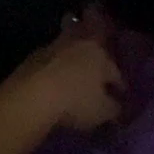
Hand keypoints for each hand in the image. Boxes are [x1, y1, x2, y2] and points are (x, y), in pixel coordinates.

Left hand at [0, 6, 124, 131]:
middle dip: (99, 50)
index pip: (114, 70)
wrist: (33, 94)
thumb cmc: (75, 101)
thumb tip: (116, 105)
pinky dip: (58, 61)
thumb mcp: (102, 111)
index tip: (121, 95)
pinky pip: (54, 54)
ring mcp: (56, 46)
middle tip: (101, 63)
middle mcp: (80, 44)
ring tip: (79, 65)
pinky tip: (57, 72)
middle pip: (93, 42)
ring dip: (77, 51)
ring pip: (72, 42)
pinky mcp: (36, 54)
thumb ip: (113, 108)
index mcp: (100, 55)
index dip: (119, 84)